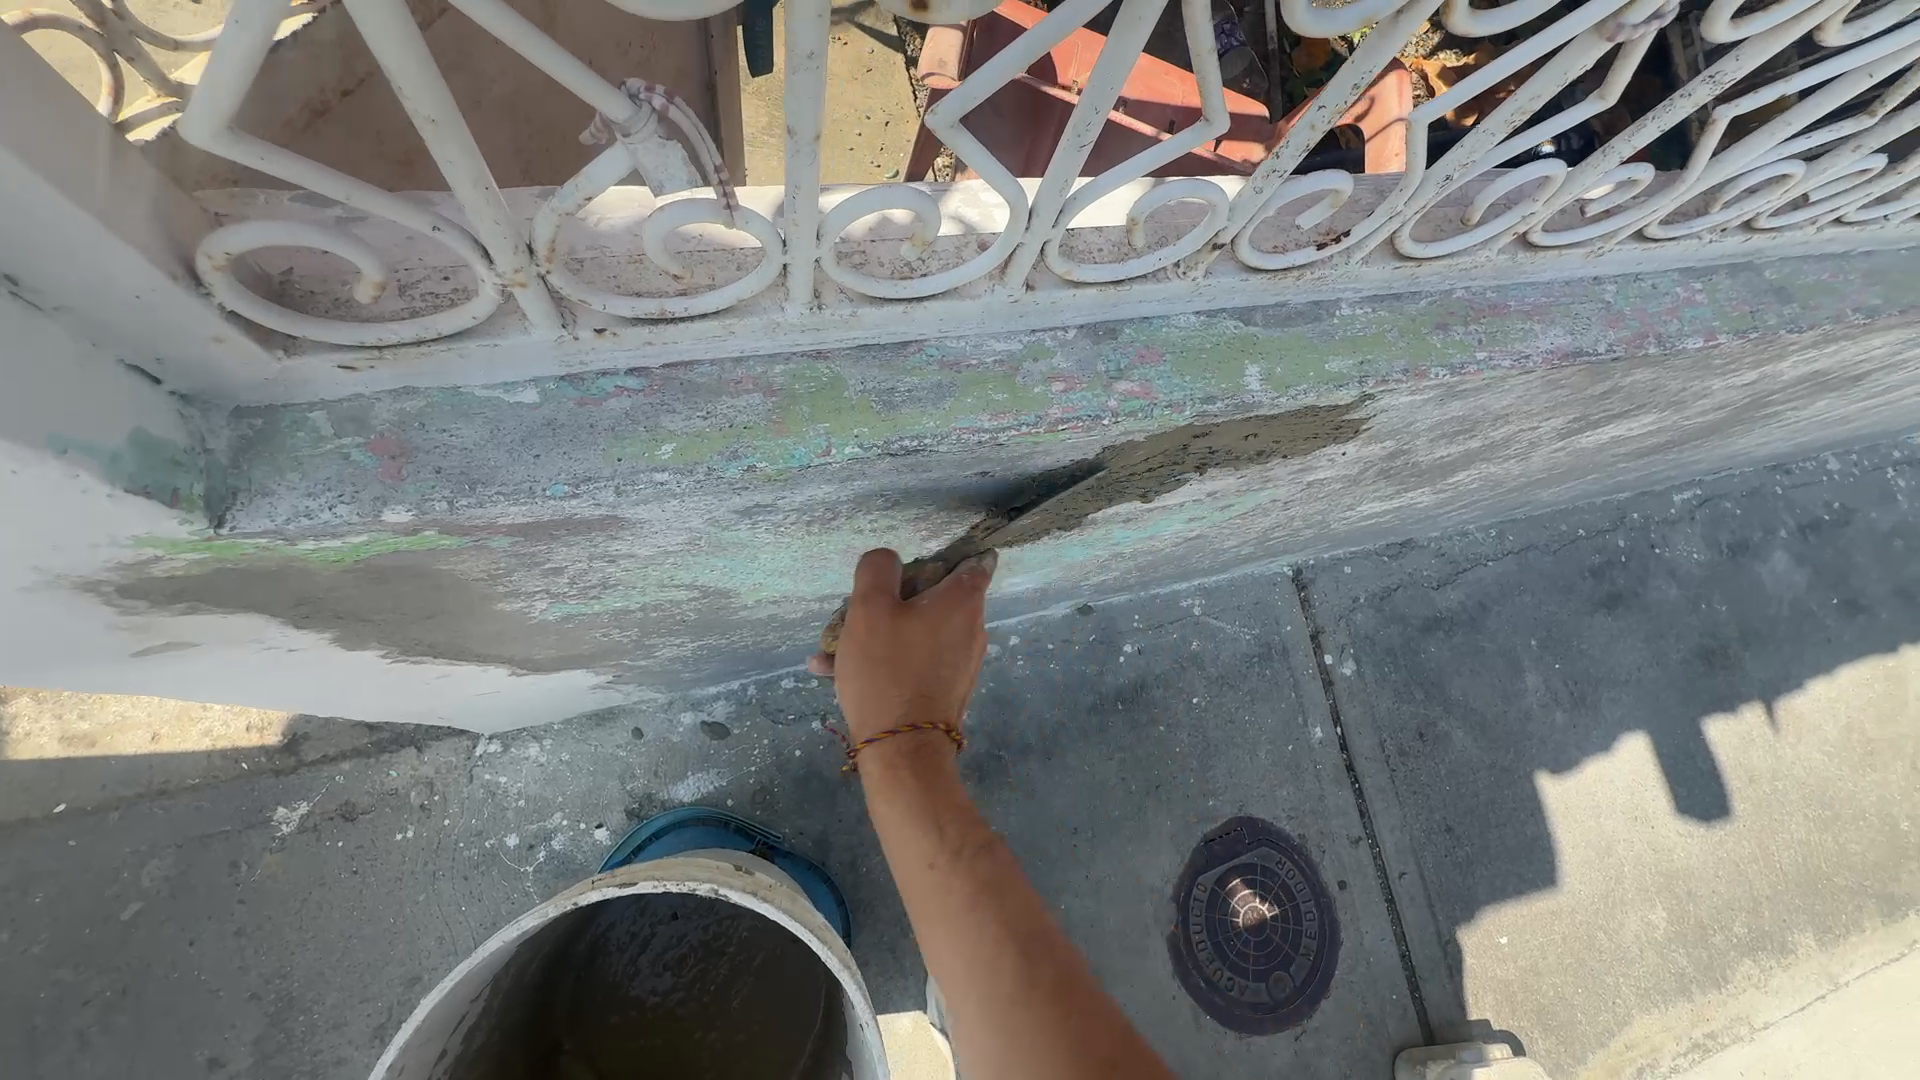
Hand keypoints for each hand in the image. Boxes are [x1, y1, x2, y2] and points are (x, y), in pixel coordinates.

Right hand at [808, 547, 996, 740]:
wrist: (902, 748)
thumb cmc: (887, 669)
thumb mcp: (870, 607)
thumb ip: (877, 569)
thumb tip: (888, 560)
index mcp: (962, 601)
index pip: (975, 561)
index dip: (948, 552)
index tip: (916, 561)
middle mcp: (971, 628)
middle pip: (935, 595)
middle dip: (894, 597)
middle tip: (858, 609)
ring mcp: (961, 662)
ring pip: (917, 631)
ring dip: (879, 632)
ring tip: (834, 646)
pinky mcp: (946, 688)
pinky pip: (912, 661)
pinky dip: (882, 660)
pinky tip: (833, 671)